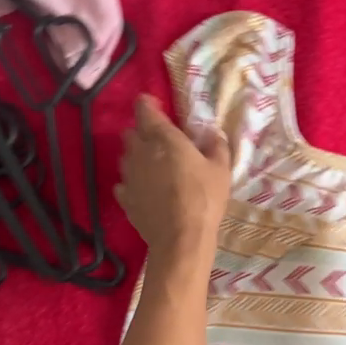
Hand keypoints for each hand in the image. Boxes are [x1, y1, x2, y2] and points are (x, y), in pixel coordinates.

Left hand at [114, 95, 230, 265]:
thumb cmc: (204, 198)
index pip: (144, 108)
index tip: (158, 109)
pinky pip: (124, 184)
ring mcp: (129, 176)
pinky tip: (145, 191)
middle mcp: (139, 151)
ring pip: (126, 157)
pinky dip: (132, 183)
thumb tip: (213, 133)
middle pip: (131, 132)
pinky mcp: (125, 199)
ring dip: (137, 157)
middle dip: (142, 133)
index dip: (149, 105)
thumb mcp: (221, 170)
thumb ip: (216, 146)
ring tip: (153, 168)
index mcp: (162, 138)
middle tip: (160, 143)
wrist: (182, 239)